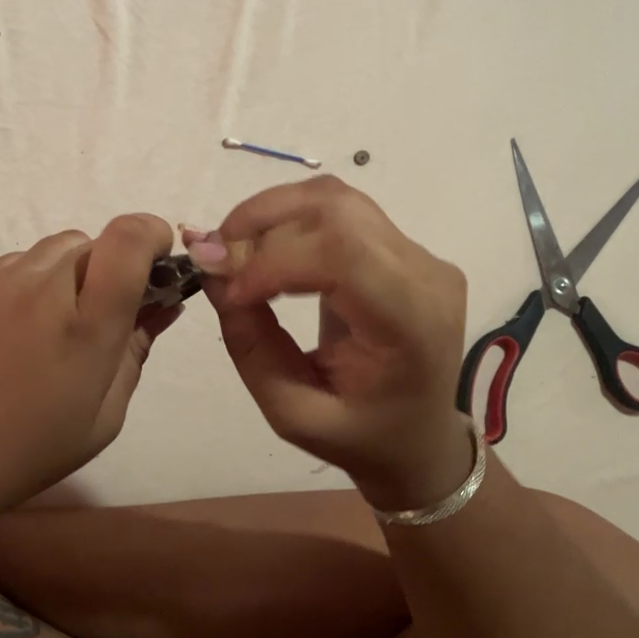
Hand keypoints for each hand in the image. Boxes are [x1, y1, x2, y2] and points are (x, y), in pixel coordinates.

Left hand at [0, 214, 177, 504]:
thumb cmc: (34, 447)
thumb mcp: (106, 414)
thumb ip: (136, 349)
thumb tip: (164, 305)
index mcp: (86, 324)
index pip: (128, 238)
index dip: (152, 236)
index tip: (157, 265)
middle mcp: (43, 287)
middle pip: (94, 241)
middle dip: (112, 268)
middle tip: (103, 319)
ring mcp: (0, 281)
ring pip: (56, 249)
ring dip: (73, 274)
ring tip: (57, 329)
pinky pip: (21, 264)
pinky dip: (36, 282)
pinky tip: (22, 331)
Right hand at [188, 177, 472, 509]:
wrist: (418, 438)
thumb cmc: (358, 437)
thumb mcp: (290, 412)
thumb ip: (251, 346)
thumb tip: (213, 274)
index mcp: (411, 326)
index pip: (342, 255)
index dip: (272, 260)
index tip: (227, 291)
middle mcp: (425, 276)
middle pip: (337, 210)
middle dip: (261, 222)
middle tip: (215, 256)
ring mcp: (421, 256)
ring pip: (334, 198)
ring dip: (271, 214)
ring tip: (232, 250)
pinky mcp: (403, 249)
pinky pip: (340, 213)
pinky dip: (287, 220)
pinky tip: (261, 250)